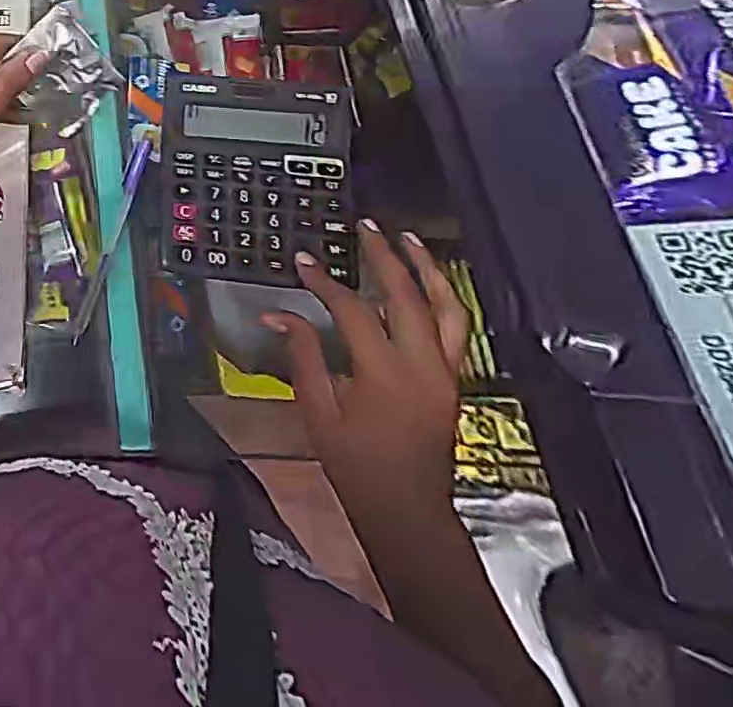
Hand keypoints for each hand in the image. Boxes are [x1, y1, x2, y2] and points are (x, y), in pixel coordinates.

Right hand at [265, 222, 468, 521]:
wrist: (406, 504)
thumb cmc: (354, 461)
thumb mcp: (317, 408)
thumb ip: (303, 355)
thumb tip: (277, 316)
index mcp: (384, 373)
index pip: (352, 311)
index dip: (324, 283)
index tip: (303, 262)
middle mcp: (423, 365)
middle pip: (406, 296)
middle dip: (384, 257)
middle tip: (365, 227)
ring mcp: (445, 371)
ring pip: (445, 307)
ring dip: (426, 269)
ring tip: (408, 240)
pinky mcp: (453, 378)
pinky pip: (455, 327)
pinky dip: (441, 296)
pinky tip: (427, 282)